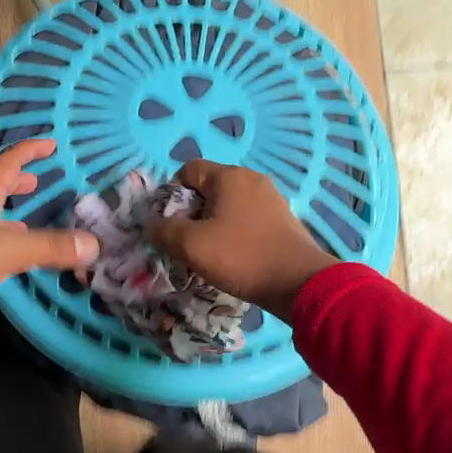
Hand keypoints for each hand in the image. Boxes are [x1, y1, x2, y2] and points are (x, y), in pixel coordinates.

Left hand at [0, 138, 99, 316]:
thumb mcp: (11, 250)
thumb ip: (52, 247)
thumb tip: (94, 244)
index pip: (9, 162)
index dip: (30, 151)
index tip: (50, 144)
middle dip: (16, 182)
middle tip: (35, 183)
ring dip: (4, 211)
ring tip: (23, 220)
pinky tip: (0, 254)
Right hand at [150, 160, 339, 321]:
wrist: (300, 283)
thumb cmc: (241, 256)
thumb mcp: (191, 246)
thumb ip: (164, 230)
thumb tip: (151, 223)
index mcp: (228, 176)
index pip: (188, 169)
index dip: (171, 193)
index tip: (169, 222)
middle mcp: (250, 179)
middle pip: (208, 187)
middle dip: (191, 211)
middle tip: (186, 241)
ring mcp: (270, 197)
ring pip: (228, 204)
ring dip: (213, 223)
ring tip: (209, 252)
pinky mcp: (282, 218)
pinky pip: (247, 217)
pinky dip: (235, 231)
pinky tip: (234, 256)